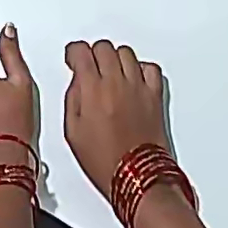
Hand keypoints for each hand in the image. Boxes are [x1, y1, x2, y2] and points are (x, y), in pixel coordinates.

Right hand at [63, 40, 169, 201]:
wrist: (138, 179)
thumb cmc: (105, 162)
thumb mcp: (72, 131)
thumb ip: (72, 98)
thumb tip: (77, 82)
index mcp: (92, 89)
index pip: (81, 51)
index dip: (74, 52)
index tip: (73, 58)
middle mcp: (116, 83)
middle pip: (104, 47)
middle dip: (93, 53)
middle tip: (90, 65)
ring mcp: (138, 88)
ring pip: (126, 53)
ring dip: (115, 58)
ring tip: (111, 71)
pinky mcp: (155, 97)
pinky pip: (150, 68)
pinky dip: (141, 68)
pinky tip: (133, 78)